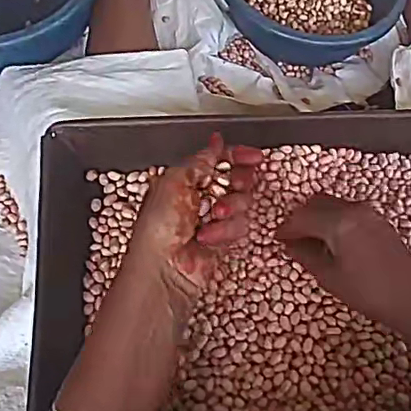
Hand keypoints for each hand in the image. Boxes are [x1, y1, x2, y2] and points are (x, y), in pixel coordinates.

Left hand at [125, 134, 261, 314]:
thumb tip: (216, 142)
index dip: (236, 156)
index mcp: (186, 179)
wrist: (162, 269)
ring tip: (213, 216)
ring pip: (241, 202)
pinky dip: (225, 230)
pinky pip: (239, 226)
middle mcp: (202, 197)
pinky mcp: (224, 238)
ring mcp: (214, 219)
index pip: (217, 160)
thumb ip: (200, 161)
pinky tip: (207, 237)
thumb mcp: (175, 182)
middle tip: (234, 187)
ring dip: (230, 208)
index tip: (252, 156)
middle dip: (239, 182)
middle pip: (236, 179)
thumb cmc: (158, 229)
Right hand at [275, 195, 410, 329]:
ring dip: (317, 216)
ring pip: (333, 204)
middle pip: (317, 203)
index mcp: (339, 222)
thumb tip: (289, 244)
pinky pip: (348, 211)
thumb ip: (306, 255)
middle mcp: (354, 209)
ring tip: (309, 241)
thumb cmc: (367, 292)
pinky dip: (334, 219)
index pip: (302, 217)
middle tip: (290, 238)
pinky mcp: (379, 221)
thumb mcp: (329, 277)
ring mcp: (369, 213)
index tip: (276, 238)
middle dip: (300, 218)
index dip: (286, 228)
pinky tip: (332, 241)